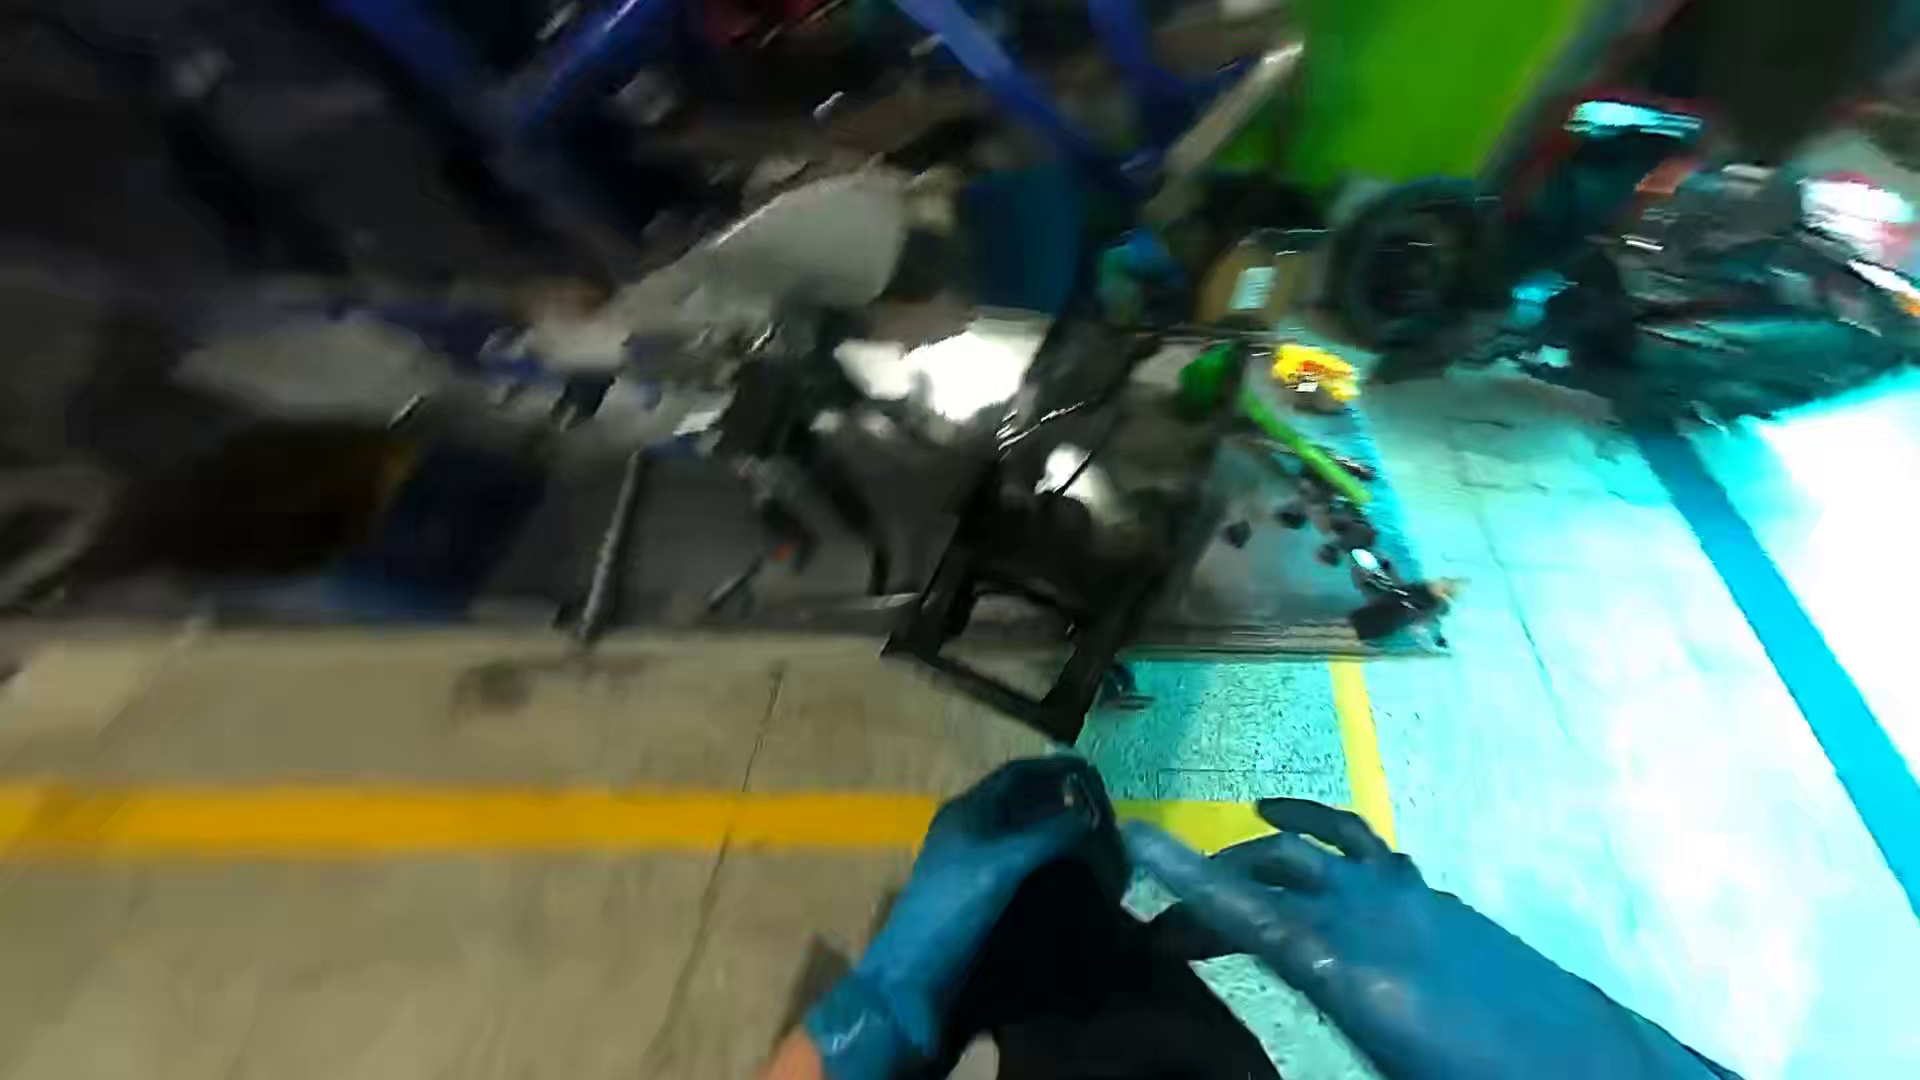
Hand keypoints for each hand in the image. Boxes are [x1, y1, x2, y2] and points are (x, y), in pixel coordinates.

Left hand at [806, 757, 1105, 1079]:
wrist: (911, 982)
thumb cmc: (950, 912)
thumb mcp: (999, 867)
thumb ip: (1045, 836)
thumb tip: (1089, 817)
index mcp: (968, 809)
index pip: (1017, 774)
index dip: (1055, 770)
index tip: (1093, 778)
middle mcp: (971, 827)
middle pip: (1023, 799)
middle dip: (1062, 801)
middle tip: (1100, 815)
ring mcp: (974, 860)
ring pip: (1024, 830)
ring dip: (1057, 830)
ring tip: (1094, 841)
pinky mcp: (980, 891)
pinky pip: (1022, 860)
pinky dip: (1048, 858)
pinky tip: (1071, 872)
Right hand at [1126, 799, 1737, 1079]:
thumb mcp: (1392, 1072)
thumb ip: (1326, 1025)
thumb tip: (1274, 998)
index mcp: (1351, 971)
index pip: (1243, 910)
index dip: (1182, 876)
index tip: (1134, 839)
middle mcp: (1366, 914)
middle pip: (1262, 877)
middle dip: (1207, 889)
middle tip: (1172, 930)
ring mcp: (1403, 895)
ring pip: (1307, 846)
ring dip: (1260, 849)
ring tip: (1226, 853)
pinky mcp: (1431, 894)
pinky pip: (1359, 843)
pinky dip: (1319, 831)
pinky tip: (1303, 832)